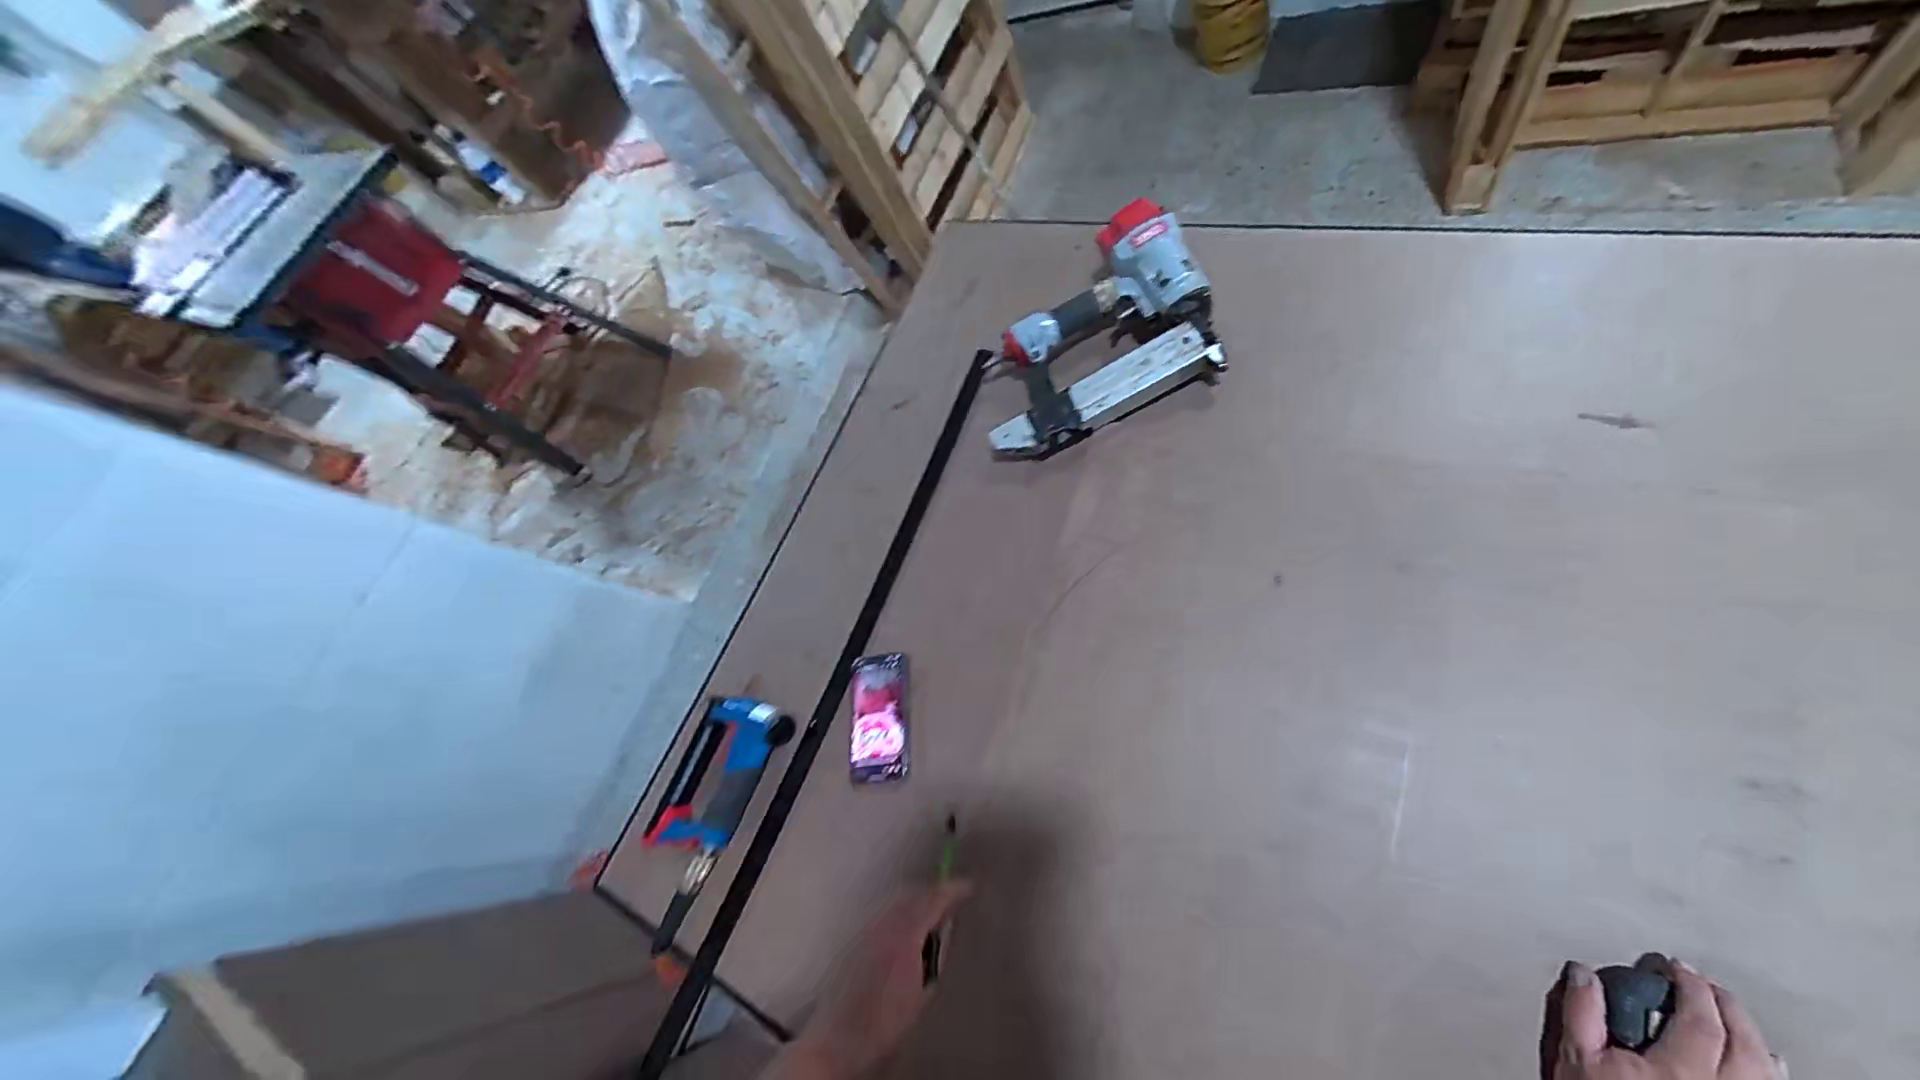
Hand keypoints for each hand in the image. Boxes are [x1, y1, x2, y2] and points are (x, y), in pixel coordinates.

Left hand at [772, 881, 973, 1079]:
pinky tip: (907, 923)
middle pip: (913, 891)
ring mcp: (866, 928)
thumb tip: (946, 929)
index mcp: (904, 936)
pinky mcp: (854, 937)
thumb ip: (935, 955)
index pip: (933, 899)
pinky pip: (883, 910)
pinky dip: (900, 907)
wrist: (838, 1041)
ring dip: (917, 897)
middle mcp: (883, 924)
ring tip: (932, 909)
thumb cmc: (885, 1025)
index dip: (953, 889)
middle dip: (934, 890)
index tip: (969, 887)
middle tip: (952, 897)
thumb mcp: (922, 992)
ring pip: (896, 898)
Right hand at [1550, 959, 1785, 1079]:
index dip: (1691, 988)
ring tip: (1734, 1015)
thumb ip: (1583, 1014)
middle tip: (1706, 983)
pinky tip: (1766, 1064)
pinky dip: (1770, 1072)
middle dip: (1727, 1007)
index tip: (1675, 968)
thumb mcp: (1578, 1060)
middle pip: (1746, 1046)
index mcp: (1680, 1072)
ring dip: (1754, 1038)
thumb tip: (1584, 973)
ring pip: (1768, 1073)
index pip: (1700, 1020)